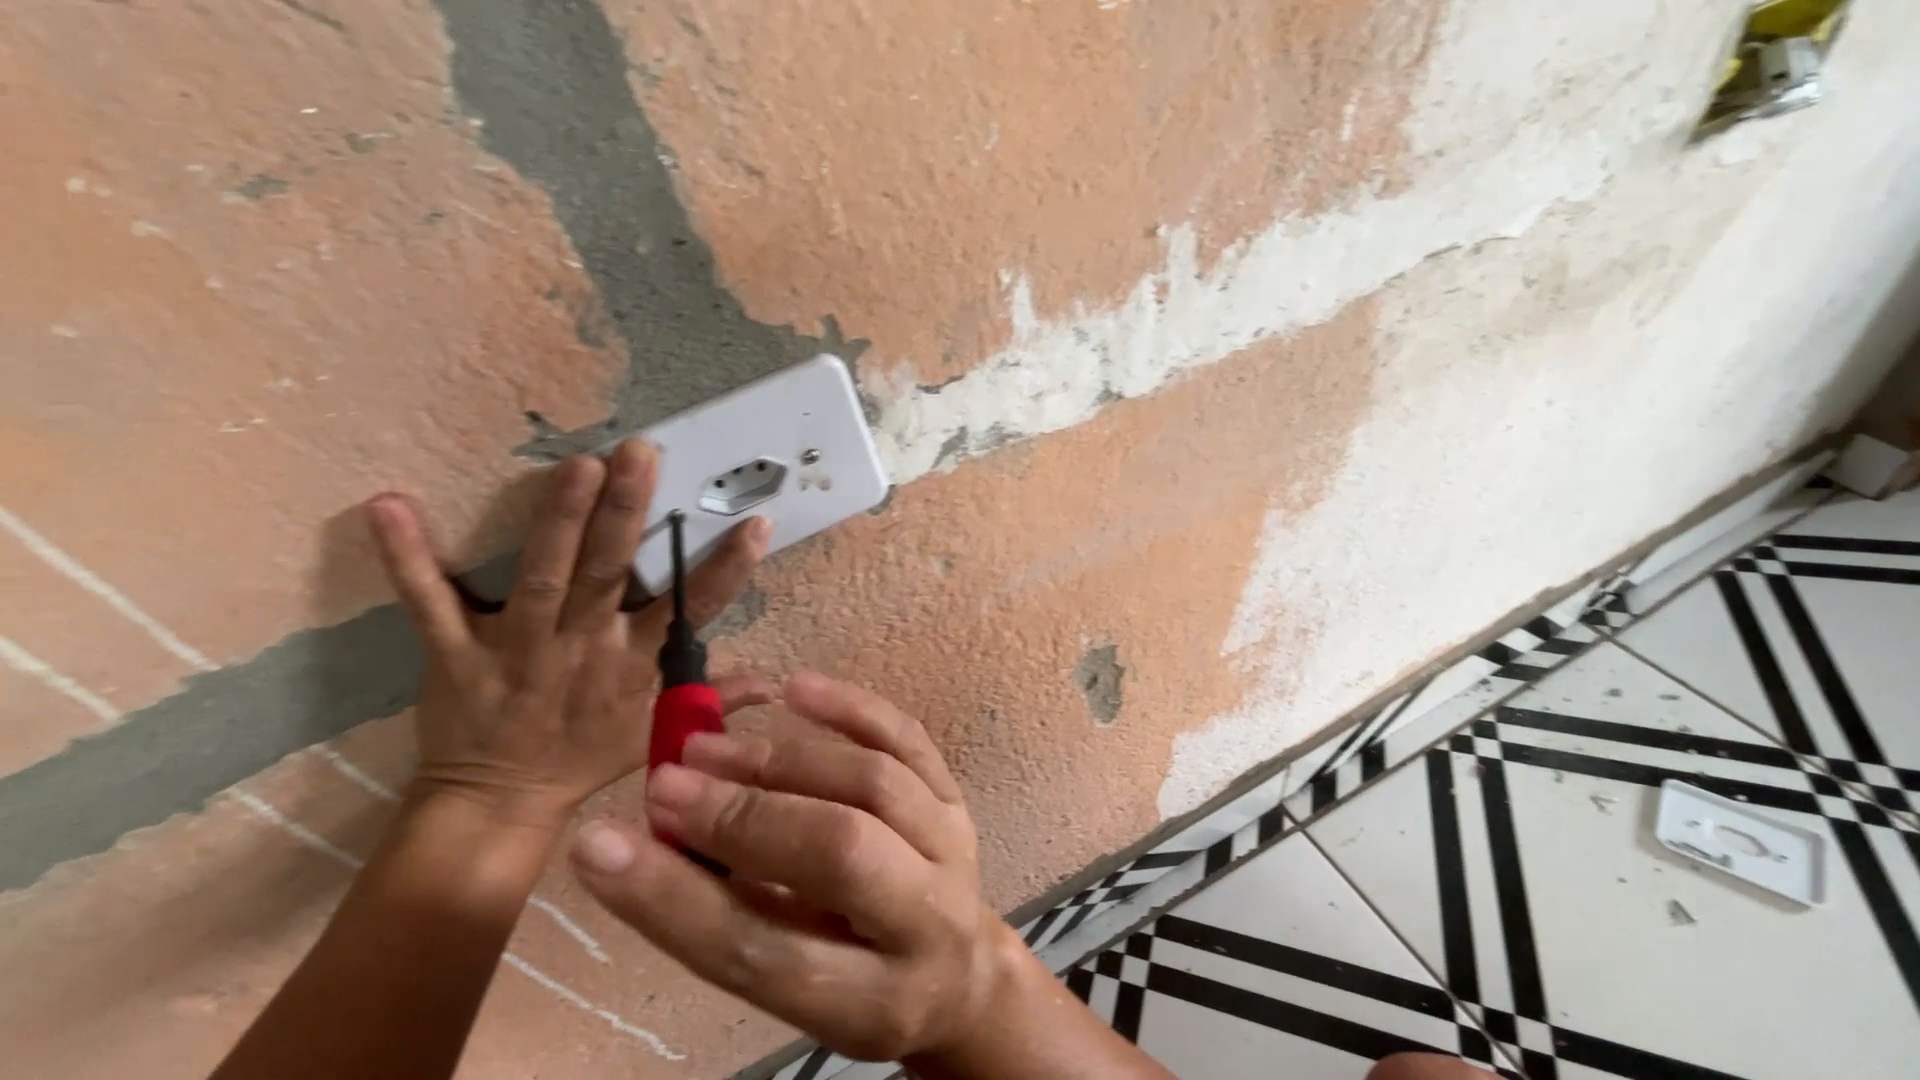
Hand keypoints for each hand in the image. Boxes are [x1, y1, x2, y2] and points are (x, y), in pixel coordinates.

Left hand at [365, 439, 774, 829]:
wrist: (500, 804)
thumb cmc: (584, 759)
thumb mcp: (657, 732)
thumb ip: (712, 700)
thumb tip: (774, 683)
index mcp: (631, 662)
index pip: (689, 609)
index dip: (725, 569)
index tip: (755, 523)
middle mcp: (581, 645)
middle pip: (609, 573)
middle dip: (627, 512)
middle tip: (640, 452)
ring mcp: (516, 647)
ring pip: (542, 575)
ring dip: (560, 520)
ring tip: (578, 465)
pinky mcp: (455, 654)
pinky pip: (430, 603)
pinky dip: (408, 557)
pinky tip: (390, 503)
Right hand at [567, 672, 1017, 1062]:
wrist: (955, 970)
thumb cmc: (850, 977)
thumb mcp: (789, 975)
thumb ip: (722, 913)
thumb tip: (631, 839)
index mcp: (869, 1001)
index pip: (764, 949)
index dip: (674, 899)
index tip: (599, 844)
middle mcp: (926, 922)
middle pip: (839, 853)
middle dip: (742, 814)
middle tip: (664, 783)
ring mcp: (951, 848)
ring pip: (874, 785)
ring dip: (782, 758)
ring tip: (706, 747)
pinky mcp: (958, 800)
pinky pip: (910, 741)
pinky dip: (852, 709)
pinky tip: (795, 687)